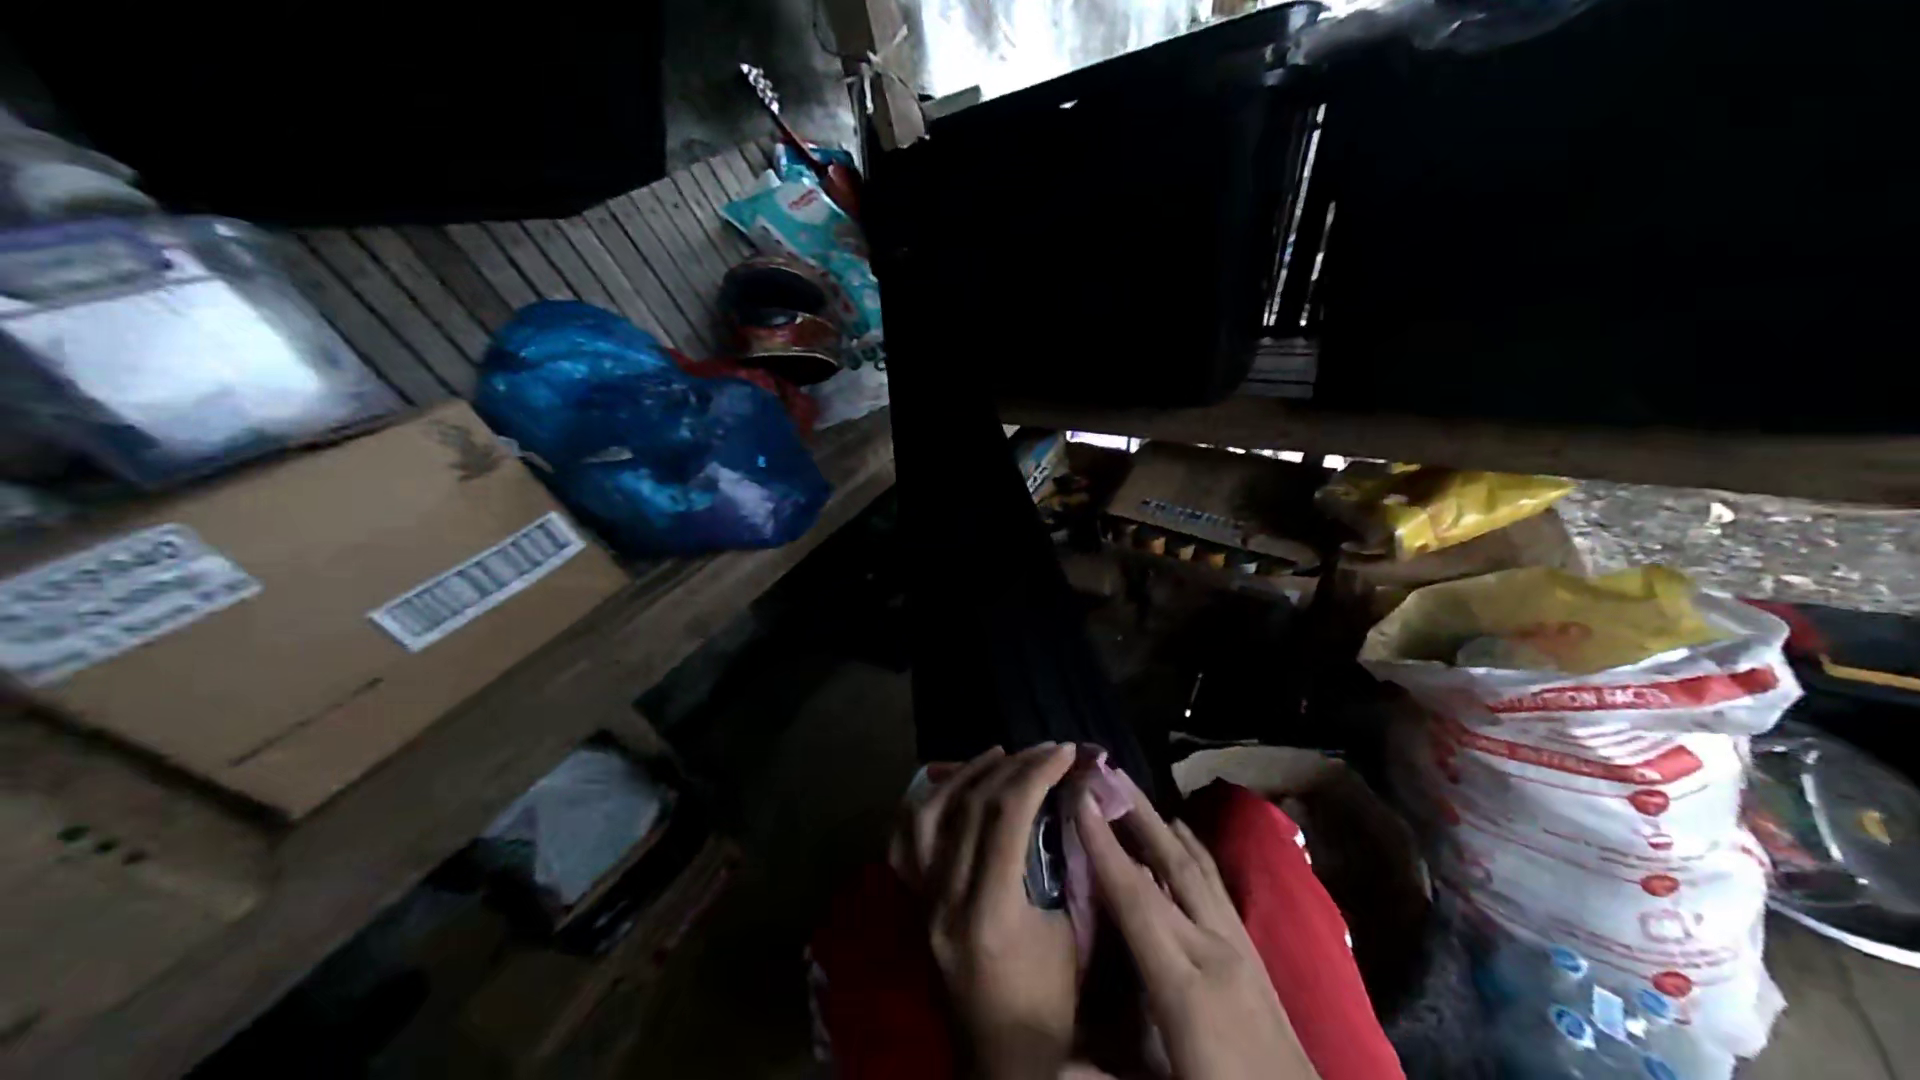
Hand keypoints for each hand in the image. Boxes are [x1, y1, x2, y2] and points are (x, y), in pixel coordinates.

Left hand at [901, 743, 1079, 1079]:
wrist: (1001, 1055)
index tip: (1065, 751)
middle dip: (1014, 767)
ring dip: (966, 775)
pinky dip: (928, 803)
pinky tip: (953, 785)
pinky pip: (906, 840)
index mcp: (989, 911)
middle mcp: (945, 898)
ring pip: (928, 814)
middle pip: (972, 807)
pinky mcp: (915, 902)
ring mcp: (922, 899)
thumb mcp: (1069, 934)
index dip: (1037, 773)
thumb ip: (1065, 866)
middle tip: (1045, 750)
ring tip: (1000, 754)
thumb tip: (1070, 803)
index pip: (1007, 817)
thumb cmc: (1048, 1002)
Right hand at [1074, 780, 1319, 1079]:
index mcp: (1185, 986)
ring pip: (1197, 867)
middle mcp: (1215, 951)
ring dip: (1161, 823)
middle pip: (1169, 865)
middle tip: (1104, 771)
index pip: (1135, 899)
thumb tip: (1049, 1065)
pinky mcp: (1254, 953)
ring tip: (1133, 791)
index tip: (1080, 798)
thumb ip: (1105, 1079)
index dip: (1103, 846)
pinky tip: (1182, 832)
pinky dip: (1194, 849)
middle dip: (1133, 815)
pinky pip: (1218, 885)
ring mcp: (1240, 947)